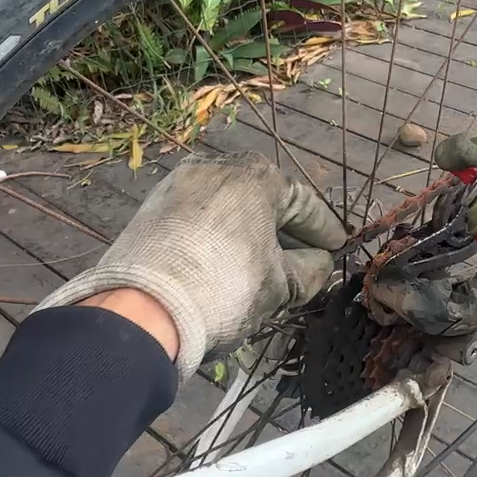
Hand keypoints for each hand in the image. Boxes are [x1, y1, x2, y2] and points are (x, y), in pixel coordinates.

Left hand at [36, 153, 344, 377]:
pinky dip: (218, 235)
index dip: (325, 231)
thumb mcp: (280, 286)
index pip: (305, 205)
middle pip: (265, 201)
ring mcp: (182, 183)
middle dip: (286, 231)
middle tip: (304, 257)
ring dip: (250, 232)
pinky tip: (224, 260)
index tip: (338, 248)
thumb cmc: (224, 287)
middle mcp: (221, 166)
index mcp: (259, 176)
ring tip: (263, 262)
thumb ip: (310, 270)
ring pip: (230, 207)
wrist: (138, 310)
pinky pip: (200, 217)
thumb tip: (320, 262)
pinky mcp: (153, 205)